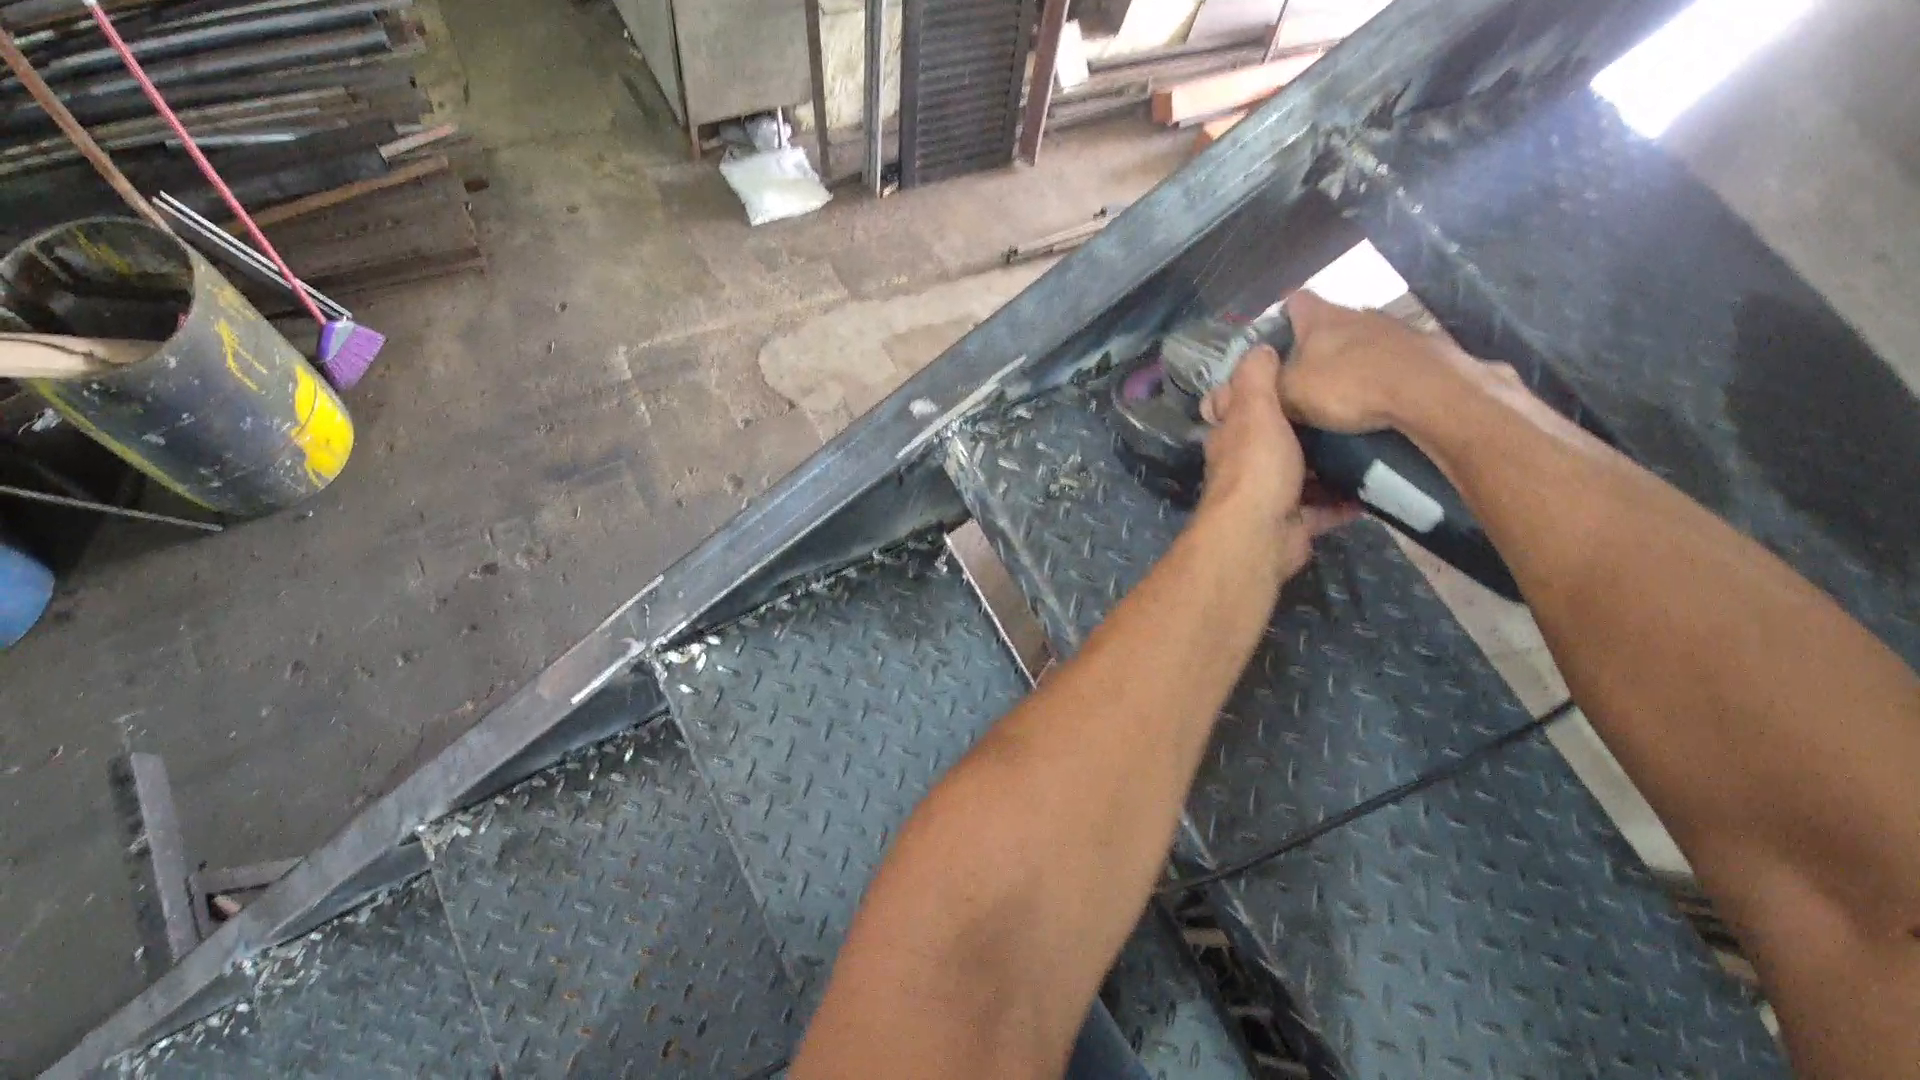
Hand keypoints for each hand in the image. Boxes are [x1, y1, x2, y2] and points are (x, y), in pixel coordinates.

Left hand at [1199, 345, 1358, 573]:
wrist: (1260, 535)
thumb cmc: (1257, 466)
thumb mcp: (1255, 408)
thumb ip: (1257, 377)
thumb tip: (1261, 348)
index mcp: (1232, 435)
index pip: (1240, 405)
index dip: (1261, 389)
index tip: (1299, 373)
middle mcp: (1247, 465)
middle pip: (1277, 440)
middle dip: (1306, 428)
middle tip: (1348, 408)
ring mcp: (1270, 496)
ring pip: (1303, 474)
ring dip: (1331, 465)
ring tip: (1368, 443)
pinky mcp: (1294, 523)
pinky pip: (1324, 508)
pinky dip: (1345, 500)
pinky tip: (1374, 487)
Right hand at [1279, 291, 1473, 432]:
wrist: (1424, 389)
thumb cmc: (1347, 384)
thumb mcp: (1291, 392)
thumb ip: (1270, 384)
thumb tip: (1259, 378)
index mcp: (1319, 317)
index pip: (1294, 300)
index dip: (1281, 315)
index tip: (1273, 338)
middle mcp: (1354, 312)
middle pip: (1327, 320)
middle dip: (1314, 342)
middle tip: (1301, 373)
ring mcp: (1390, 327)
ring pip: (1358, 338)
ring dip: (1347, 357)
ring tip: (1338, 389)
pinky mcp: (1417, 347)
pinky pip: (1386, 356)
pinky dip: (1375, 371)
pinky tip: (1372, 395)